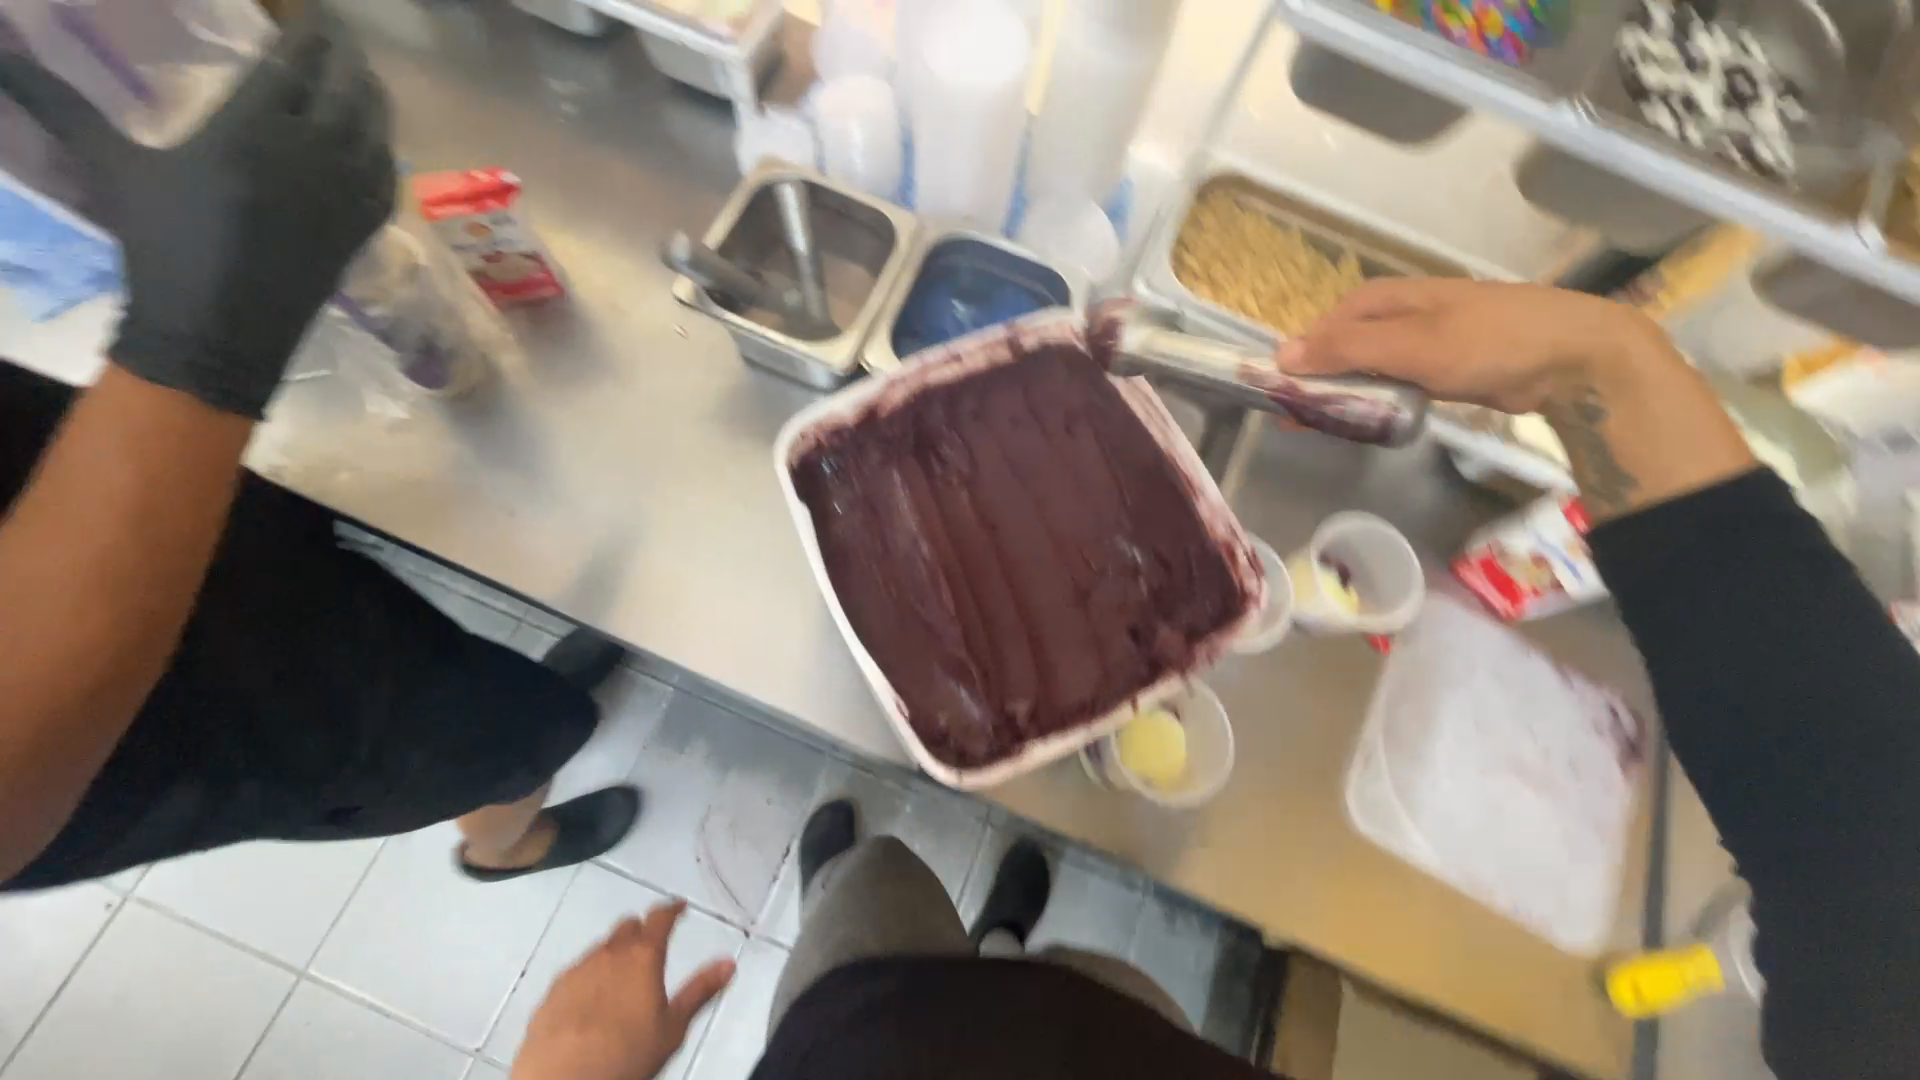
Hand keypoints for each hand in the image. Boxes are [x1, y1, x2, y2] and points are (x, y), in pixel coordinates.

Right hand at [0, 4, 394, 417]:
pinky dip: (385, 146)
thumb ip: (56, 101)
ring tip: (362, 74)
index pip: (296, 62)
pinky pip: (387, 175)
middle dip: (346, 54)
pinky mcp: (364, 226)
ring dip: (371, 95)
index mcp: (253, 127)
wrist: (223, 323)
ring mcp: (346, 192)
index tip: (316, 10)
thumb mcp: (110, 163)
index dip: (311, 31)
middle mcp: (312, 153)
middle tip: (340, 33)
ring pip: (375, 129)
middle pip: (344, 87)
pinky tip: (378, 135)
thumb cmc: (164, 241)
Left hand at [514, 902, 735, 1079]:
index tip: (679, 908)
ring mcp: (575, 973)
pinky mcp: (549, 996)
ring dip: (614, 954)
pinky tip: (590, 1004)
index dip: (672, 909)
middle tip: (652, 945)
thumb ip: (701, 991)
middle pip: (626, 927)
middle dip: (641, 930)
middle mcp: (608, 955)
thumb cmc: (626, 1057)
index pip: (660, 917)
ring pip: (599, 950)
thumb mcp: (673, 1028)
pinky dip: (588, 978)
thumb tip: (729, 963)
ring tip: (622, 980)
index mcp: (642, 956)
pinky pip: (575, 974)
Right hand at [1275, 279, 1671, 415]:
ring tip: (1319, 423)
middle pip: (1340, 346)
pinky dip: (1372, 400)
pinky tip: (1362, 420)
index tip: (1277, 390)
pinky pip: (1390, 383)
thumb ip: (1344, 350)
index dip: (1299, 355)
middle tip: (1294, 415)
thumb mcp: (1408, 345)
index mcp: (1387, 298)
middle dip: (1316, 378)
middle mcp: (1399, 315)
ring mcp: (1421, 342)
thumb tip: (1281, 354)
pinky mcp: (1439, 368)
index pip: (1324, 325)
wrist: (1571, 358)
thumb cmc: (1486, 341)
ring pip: (1364, 367)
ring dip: (1342, 392)